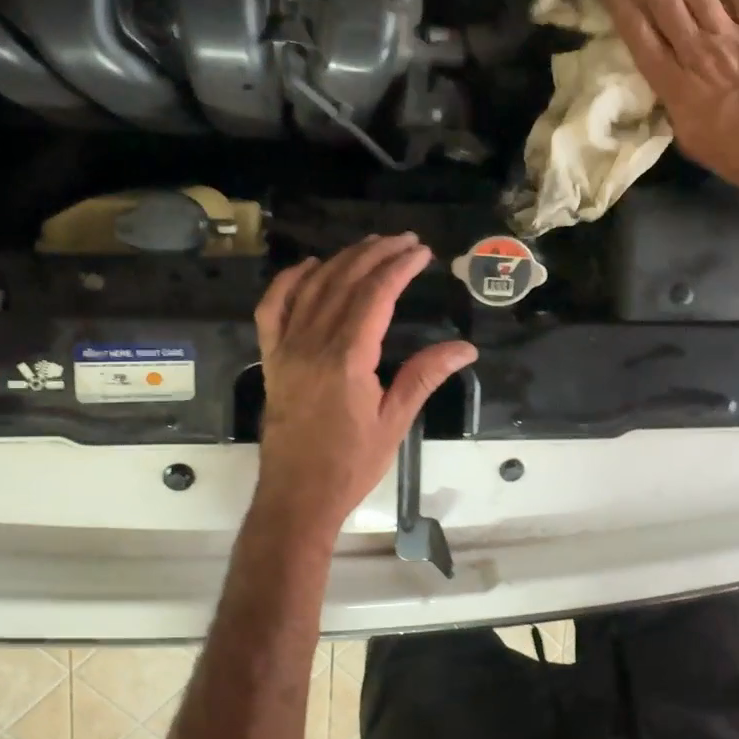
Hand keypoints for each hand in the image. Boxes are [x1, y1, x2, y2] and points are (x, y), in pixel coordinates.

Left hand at [250, 234, 476, 539]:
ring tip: (371, 245)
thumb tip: (465, 348)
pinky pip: (273, 309)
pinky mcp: (272, 359)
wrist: (296, 497)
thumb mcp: (395, 421)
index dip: (400, 268)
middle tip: (405, 241)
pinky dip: (289, 282)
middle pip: (345, 282)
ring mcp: (287, 349)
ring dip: (342, 260)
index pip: (376, 295)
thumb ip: (425, 375)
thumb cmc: (351, 464)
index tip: (421, 252)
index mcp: (347, 359)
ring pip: (312, 288)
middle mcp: (313, 345)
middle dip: (377, 254)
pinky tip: (310, 267)